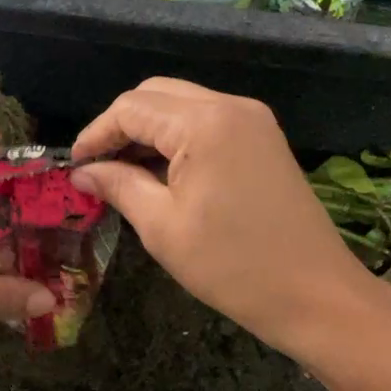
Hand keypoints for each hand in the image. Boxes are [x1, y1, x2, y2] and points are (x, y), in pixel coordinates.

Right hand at [71, 78, 390, 365]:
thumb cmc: (234, 266)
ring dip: (149, 131)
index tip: (73, 166)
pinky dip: (178, 139)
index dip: (96, 133)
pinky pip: (208, 122)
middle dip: (121, 126)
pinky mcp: (265, 139)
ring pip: (182, 106)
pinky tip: (163, 173)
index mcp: (204, 123)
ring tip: (124, 174)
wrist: (317, 295)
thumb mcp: (163, 228)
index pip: (131, 108)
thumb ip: (119, 186)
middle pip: (157, 95)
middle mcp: (231, 106)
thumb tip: (82, 171)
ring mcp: (253, 120)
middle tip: (97, 168)